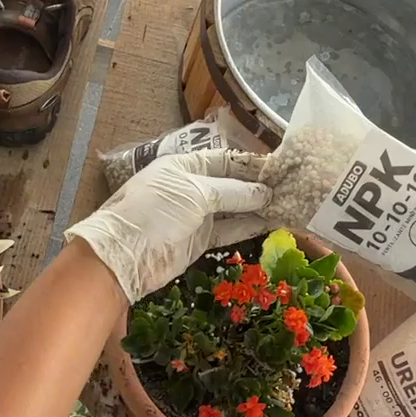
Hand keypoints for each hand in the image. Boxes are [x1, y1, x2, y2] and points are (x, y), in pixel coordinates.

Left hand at [65, 150, 270, 302]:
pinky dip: (249, 227)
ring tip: (289, 205)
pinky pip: (229, 230)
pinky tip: (272, 223)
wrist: (123, 257)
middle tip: (292, 187)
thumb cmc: (154, 212)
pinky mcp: (199, 240)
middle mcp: (191, 187)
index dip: (252, 163)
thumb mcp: (194, 194)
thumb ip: (232, 192)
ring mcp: (196, 215)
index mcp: (184, 166)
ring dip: (259, 208)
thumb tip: (265, 192)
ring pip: (234, 208)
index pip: (225, 159)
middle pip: (232, 184)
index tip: (281, 166)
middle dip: (260, 186)